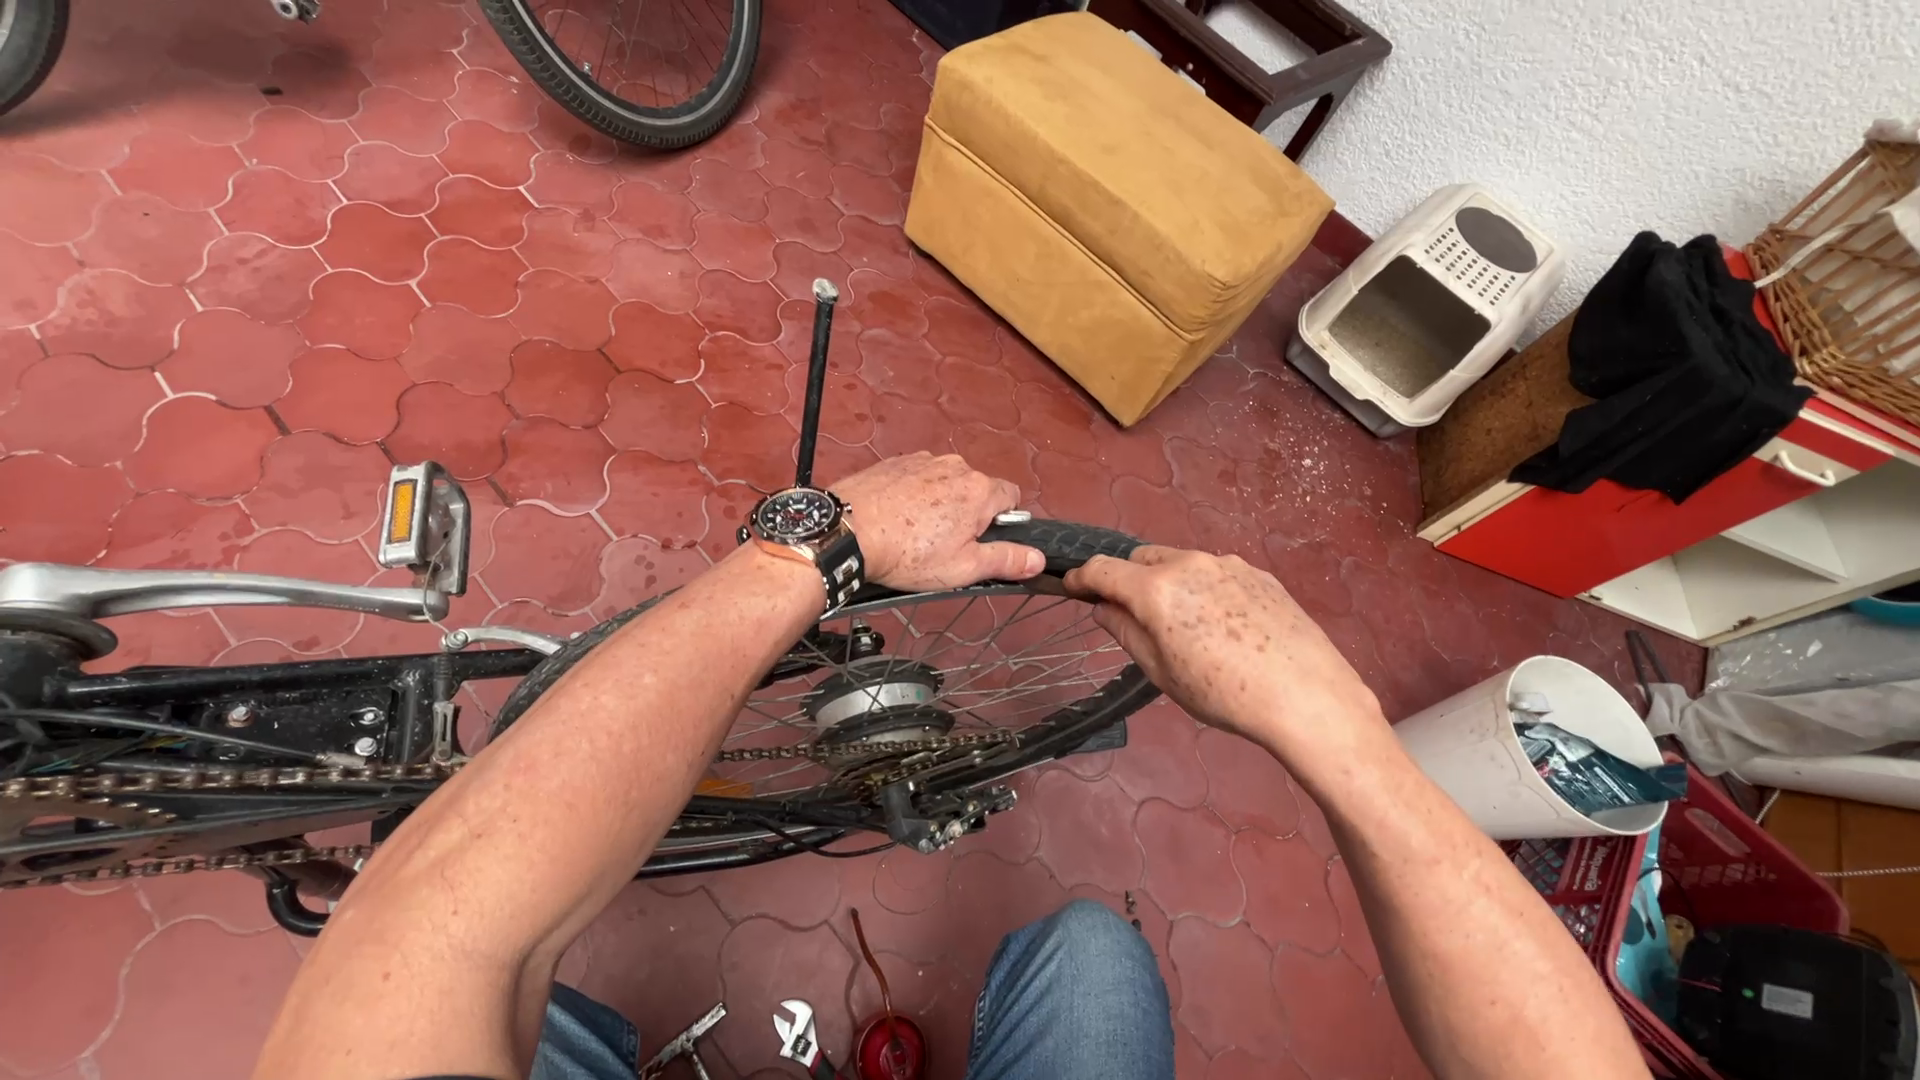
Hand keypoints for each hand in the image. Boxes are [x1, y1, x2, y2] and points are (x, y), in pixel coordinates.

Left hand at [829, 452, 1044, 590]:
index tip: (981, 543)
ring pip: (946, 483)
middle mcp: (956, 466)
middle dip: (968, 515)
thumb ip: (1006, 560)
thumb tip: (1039, 559)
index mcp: (980, 490)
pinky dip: (914, 495)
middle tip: (944, 546)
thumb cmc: (908, 553)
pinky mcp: (896, 462)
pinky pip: (918, 478)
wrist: (847, 530)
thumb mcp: (964, 567)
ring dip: (940, 504)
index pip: (1012, 498)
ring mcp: (923, 460)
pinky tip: (897, 519)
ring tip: (915, 534)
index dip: (1001, 523)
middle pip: (976, 490)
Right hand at [1063, 546, 1385, 761]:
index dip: (1081, 577)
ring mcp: (1227, 564)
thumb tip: (1104, 608)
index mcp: (1156, 589)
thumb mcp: (1161, 673)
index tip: (1072, 587)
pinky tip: (1223, 626)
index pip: (1102, 569)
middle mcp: (1188, 564)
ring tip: (1184, 625)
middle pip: (1141, 558)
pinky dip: (1202, 588)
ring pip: (1179, 562)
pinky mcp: (1258, 573)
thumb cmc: (1223, 693)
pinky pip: (1214, 572)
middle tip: (1131, 615)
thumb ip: (1126, 632)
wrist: (1306, 695)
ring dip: (1166, 582)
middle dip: (1127, 579)